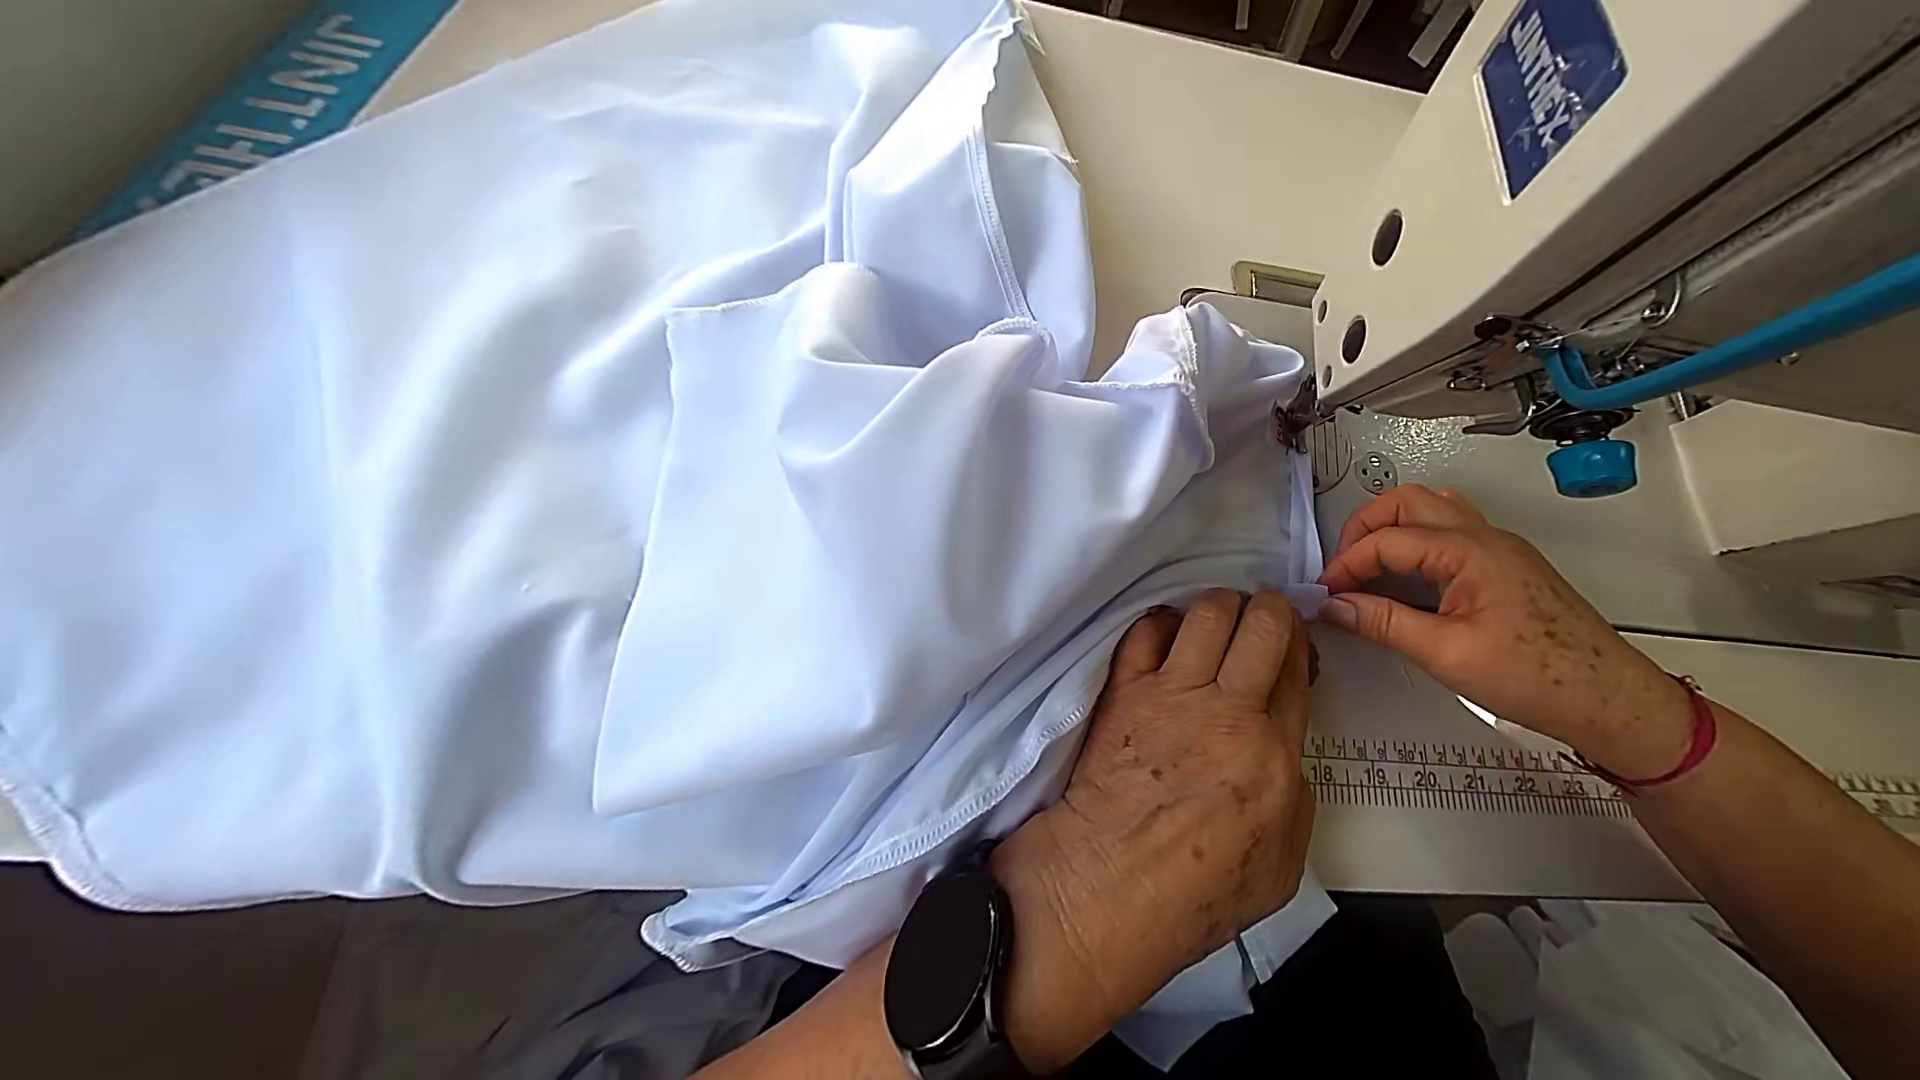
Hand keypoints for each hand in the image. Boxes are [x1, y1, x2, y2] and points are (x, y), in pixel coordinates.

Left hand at [989, 589, 1315, 1068]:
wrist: (1108, 882)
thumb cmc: (1196, 890)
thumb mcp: (1281, 861)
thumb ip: (1292, 793)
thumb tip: (1279, 748)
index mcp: (1275, 754)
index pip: (1295, 672)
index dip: (1297, 644)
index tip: (1290, 637)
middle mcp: (1229, 711)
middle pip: (1261, 628)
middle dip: (1267, 608)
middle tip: (1260, 611)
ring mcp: (1171, 695)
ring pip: (1206, 616)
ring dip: (1217, 604)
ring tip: (1216, 612)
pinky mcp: (1124, 691)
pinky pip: (1144, 634)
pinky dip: (1159, 624)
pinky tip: (1163, 631)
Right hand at [1316, 484, 1691, 777]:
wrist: (1610, 701)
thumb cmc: (1541, 677)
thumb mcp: (1445, 653)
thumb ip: (1382, 623)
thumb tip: (1335, 606)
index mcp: (1472, 552)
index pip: (1387, 539)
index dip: (1346, 564)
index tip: (1327, 592)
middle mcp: (1486, 538)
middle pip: (1405, 502)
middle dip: (1362, 529)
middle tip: (1341, 568)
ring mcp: (1498, 548)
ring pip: (1428, 508)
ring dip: (1388, 528)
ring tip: (1365, 566)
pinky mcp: (1502, 565)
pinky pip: (1447, 530)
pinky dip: (1413, 541)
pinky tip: (1402, 575)